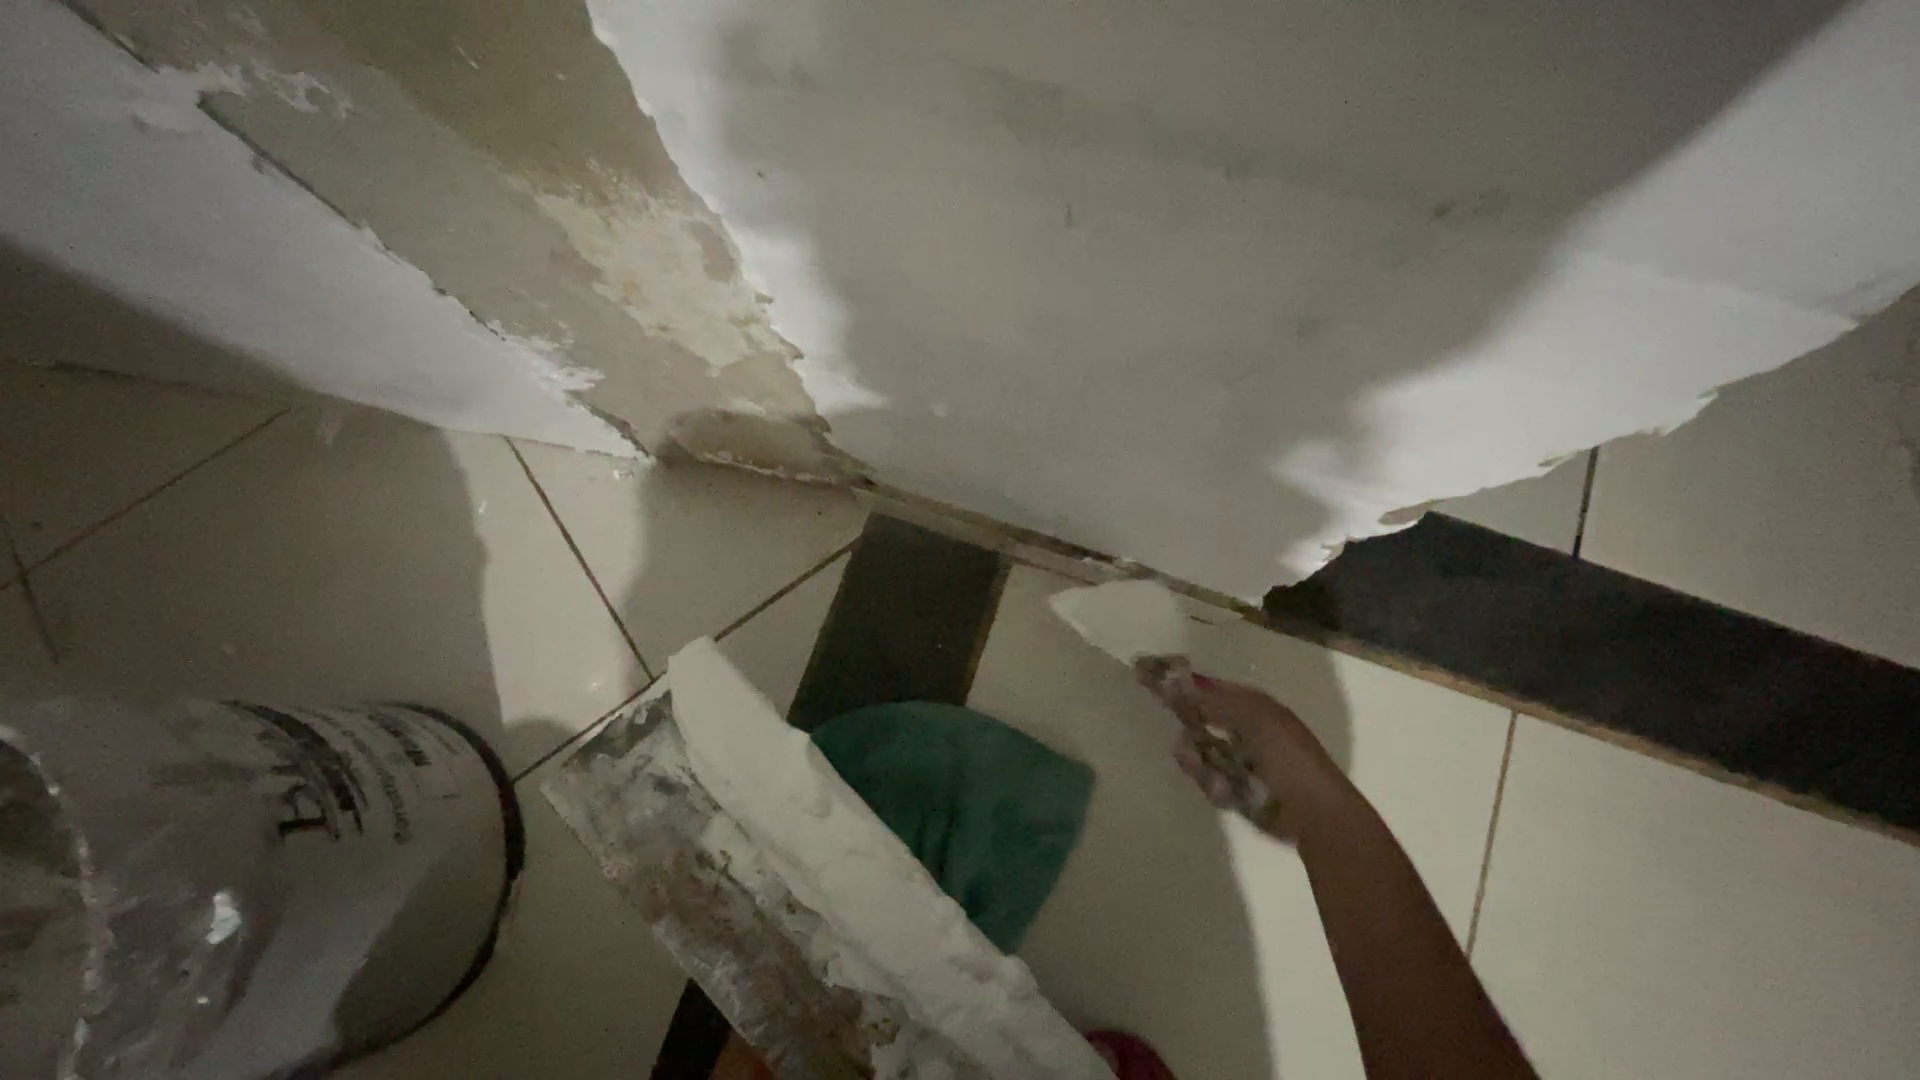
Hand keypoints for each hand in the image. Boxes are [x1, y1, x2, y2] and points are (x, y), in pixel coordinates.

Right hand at [1135, 663, 1356, 840]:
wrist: (1316, 816)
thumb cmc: (1290, 759)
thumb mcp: (1255, 720)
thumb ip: (1213, 700)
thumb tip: (1175, 679)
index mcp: (1250, 705)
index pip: (1204, 685)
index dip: (1176, 680)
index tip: (1141, 672)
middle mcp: (1240, 728)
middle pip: (1194, 718)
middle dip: (1190, 733)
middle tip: (1196, 751)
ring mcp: (1235, 759)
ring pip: (1196, 752)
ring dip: (1201, 765)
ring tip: (1220, 781)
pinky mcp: (1233, 788)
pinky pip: (1206, 779)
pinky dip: (1215, 786)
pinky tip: (1230, 794)